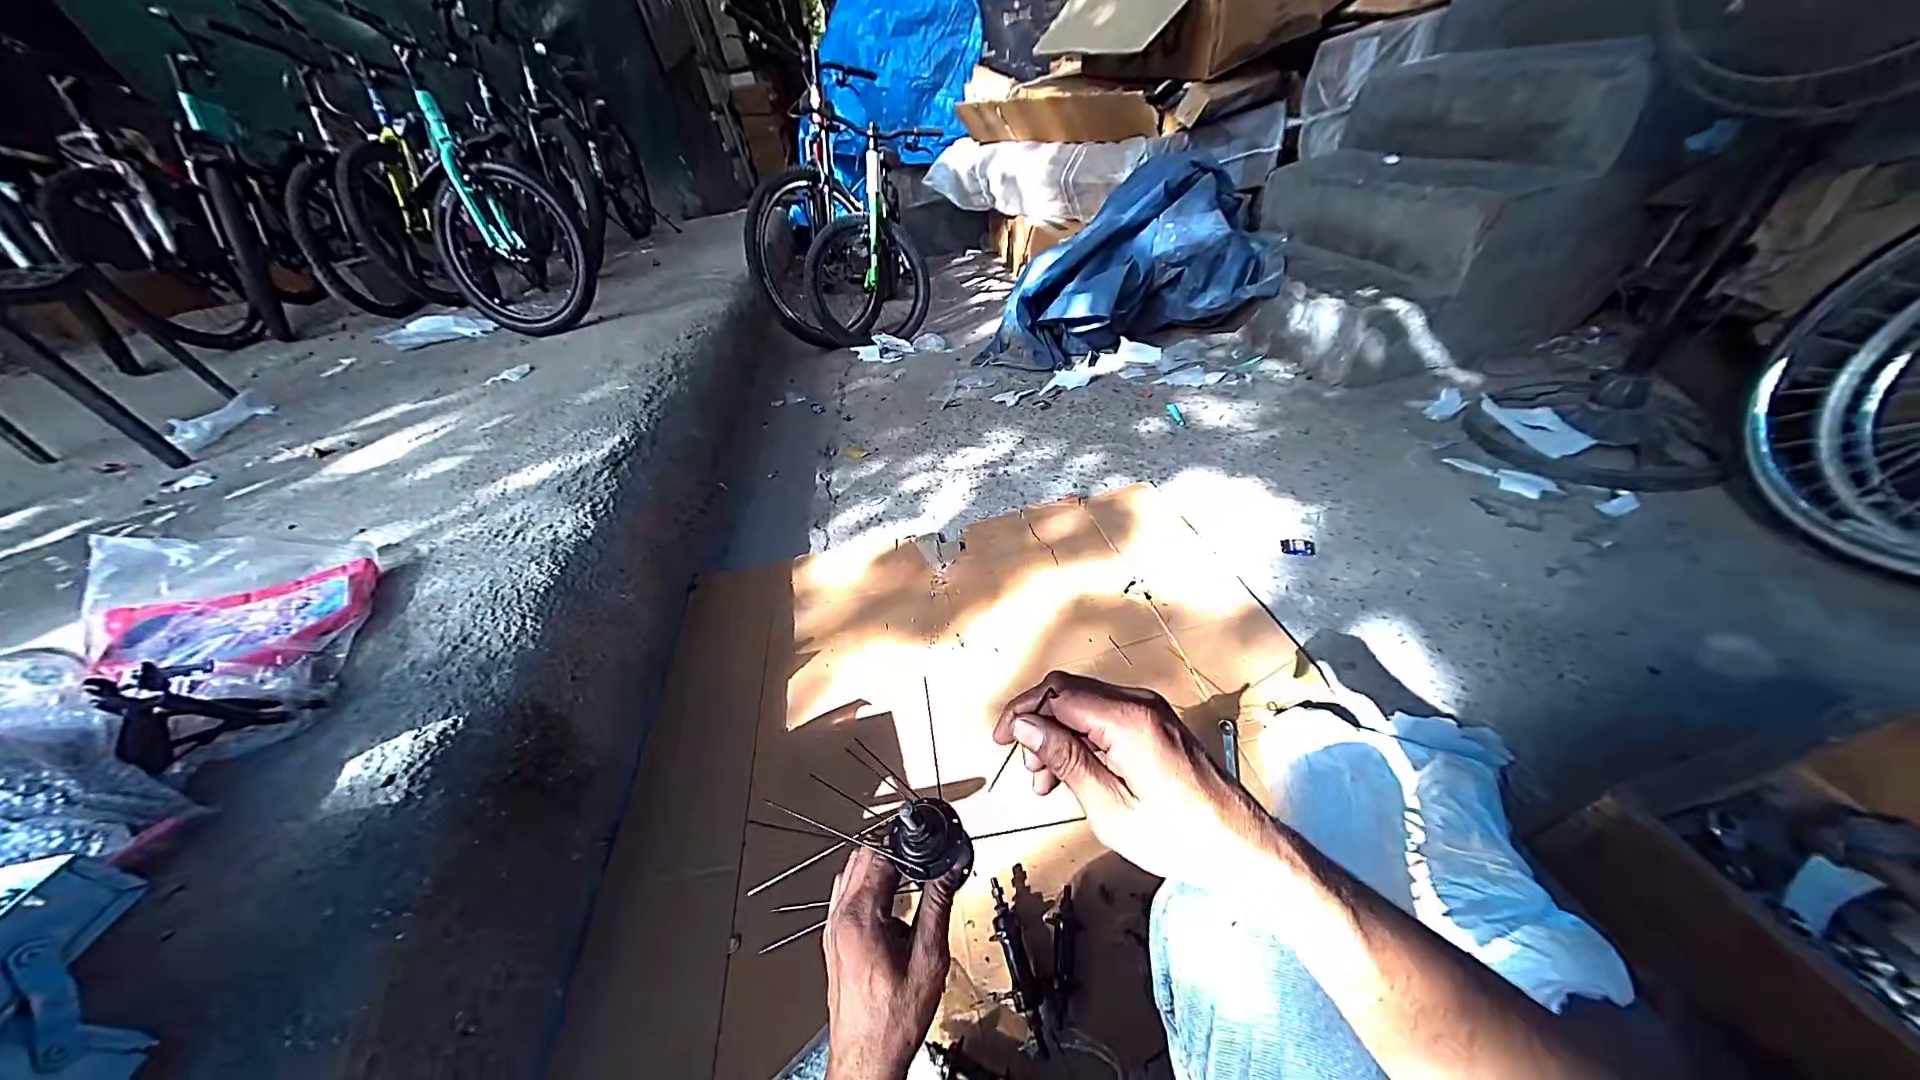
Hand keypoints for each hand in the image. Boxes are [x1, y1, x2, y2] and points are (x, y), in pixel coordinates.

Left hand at [823, 845, 965, 1079]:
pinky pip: (845, 894)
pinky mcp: (833, 940)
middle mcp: (840, 918)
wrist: (867, 1057)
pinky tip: (887, 898)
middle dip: (892, 850)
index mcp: (861, 918)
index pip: (879, 855)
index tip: (921, 840)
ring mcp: (833, 929)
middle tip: (918, 854)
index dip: (904, 843)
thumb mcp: (929, 959)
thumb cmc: (893, 1020)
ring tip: (906, 872)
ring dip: (877, 865)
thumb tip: (949, 870)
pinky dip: (865, 884)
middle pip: (862, 858)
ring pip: (850, 873)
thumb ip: (938, 905)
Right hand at [993, 671, 1275, 890]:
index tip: (1003, 741)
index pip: (1056, 694)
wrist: (1237, 843)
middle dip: (1038, 724)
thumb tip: (1026, 725)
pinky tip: (1073, 769)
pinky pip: (1102, 714)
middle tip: (1029, 769)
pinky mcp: (1153, 720)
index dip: (1022, 713)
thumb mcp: (1109, 807)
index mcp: (1128, 720)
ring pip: (1082, 702)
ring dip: (1056, 732)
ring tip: (1048, 778)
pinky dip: (1079, 735)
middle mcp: (1139, 703)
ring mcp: (1148, 709)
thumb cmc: (1180, 835)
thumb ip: (1065, 759)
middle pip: (1067, 691)